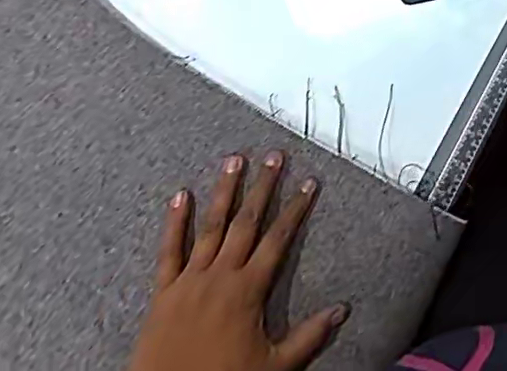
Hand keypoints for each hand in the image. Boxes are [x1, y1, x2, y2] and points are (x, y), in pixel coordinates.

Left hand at [128, 152, 347, 370]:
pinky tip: (180, 195)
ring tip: (234, 160)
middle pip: (247, 221)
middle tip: (274, 156)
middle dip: (263, 187)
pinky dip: (175, 223)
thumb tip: (343, 310)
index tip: (309, 182)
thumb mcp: (274, 367)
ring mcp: (190, 281)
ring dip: (225, 191)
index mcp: (248, 290)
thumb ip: (309, 337)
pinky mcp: (163, 292)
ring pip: (211, 226)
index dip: (296, 208)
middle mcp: (221, 276)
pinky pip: (169, 251)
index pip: (279, 238)